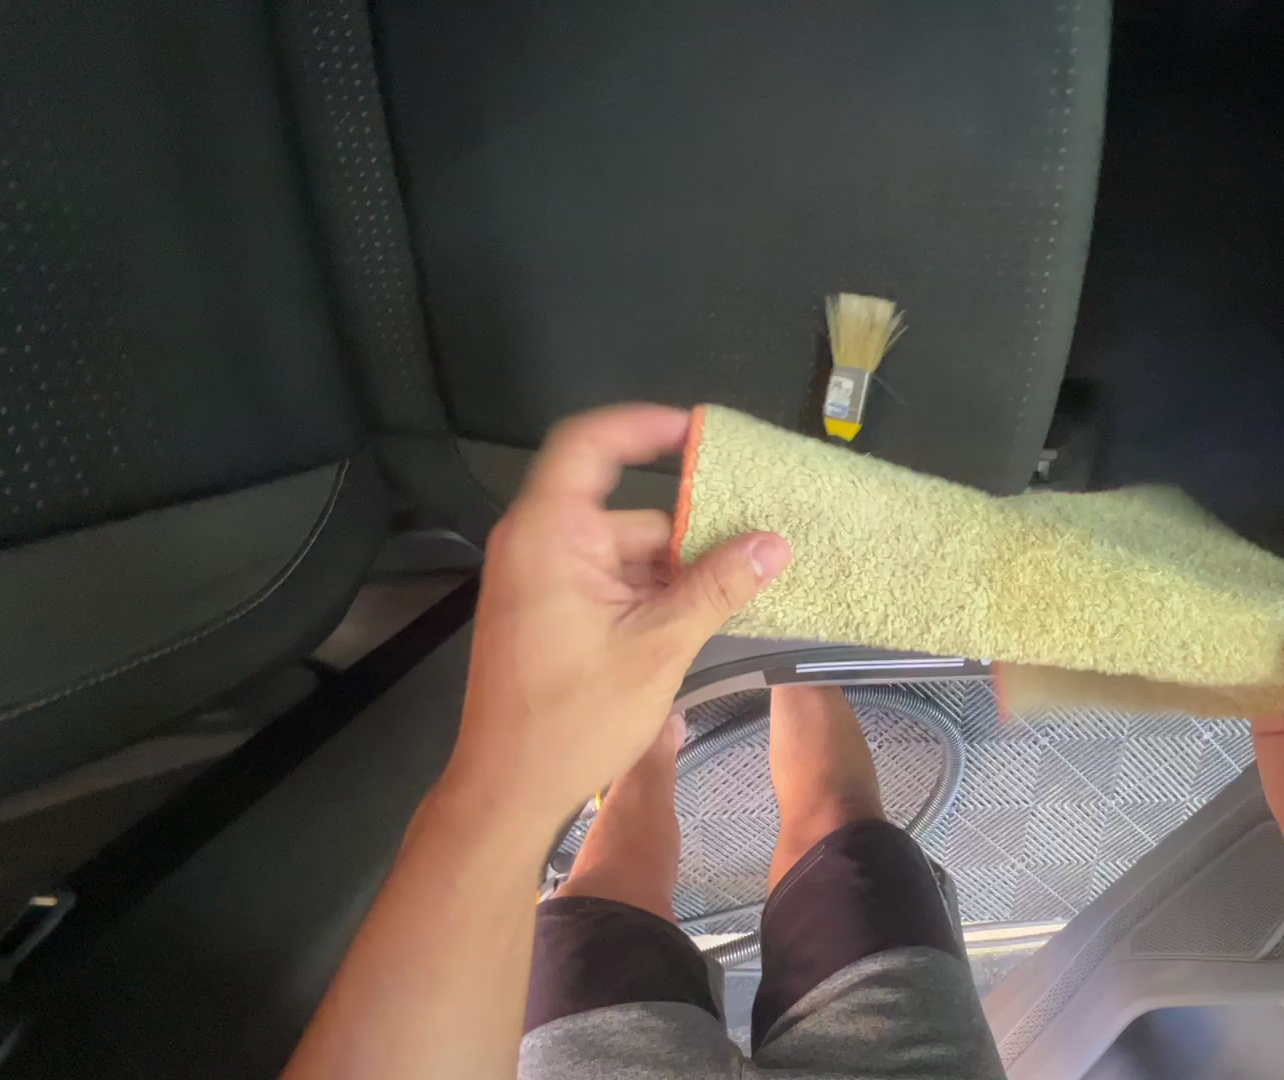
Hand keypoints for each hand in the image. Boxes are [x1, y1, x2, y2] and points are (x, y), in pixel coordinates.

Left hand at [437, 404, 790, 833]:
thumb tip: (775, 542)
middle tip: (752, 544)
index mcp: (551, 534)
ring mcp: (545, 579)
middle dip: (689, 531)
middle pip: (627, 511)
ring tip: (738, 590)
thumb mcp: (659, 646)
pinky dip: (654, 592)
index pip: (590, 445)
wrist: (508, 794)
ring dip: (677, 571)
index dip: (644, 425)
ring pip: (627, 551)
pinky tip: (700, 616)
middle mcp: (541, 544)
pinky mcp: (553, 610)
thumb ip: (718, 586)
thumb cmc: (574, 718)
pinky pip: (614, 580)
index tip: (701, 432)